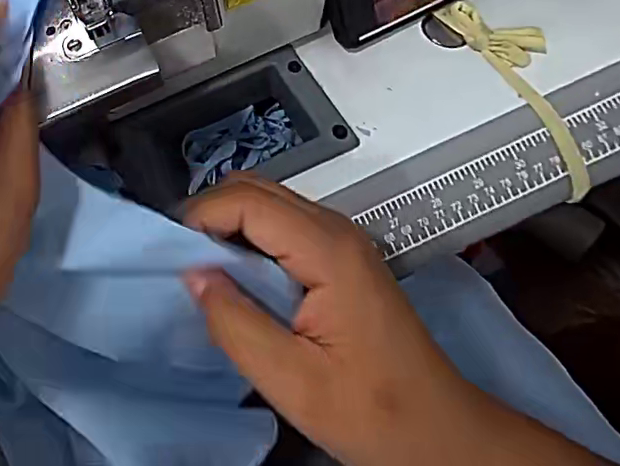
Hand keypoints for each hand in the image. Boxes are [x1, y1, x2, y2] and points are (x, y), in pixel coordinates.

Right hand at [182, 176, 604, 465]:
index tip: (174, 253)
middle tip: (184, 258)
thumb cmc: (377, 413)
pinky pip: (280, 218)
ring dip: (228, 220)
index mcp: (326, 249)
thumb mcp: (296, 385)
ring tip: (207, 267)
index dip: (201, 216)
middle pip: (254, 186)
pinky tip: (241, 273)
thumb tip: (192, 275)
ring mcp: (339, 234)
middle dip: (210, 212)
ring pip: (265, 197)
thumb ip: (237, 325)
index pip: (246, 200)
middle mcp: (333, 226)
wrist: (445, 434)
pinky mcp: (338, 249)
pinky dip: (248, 232)